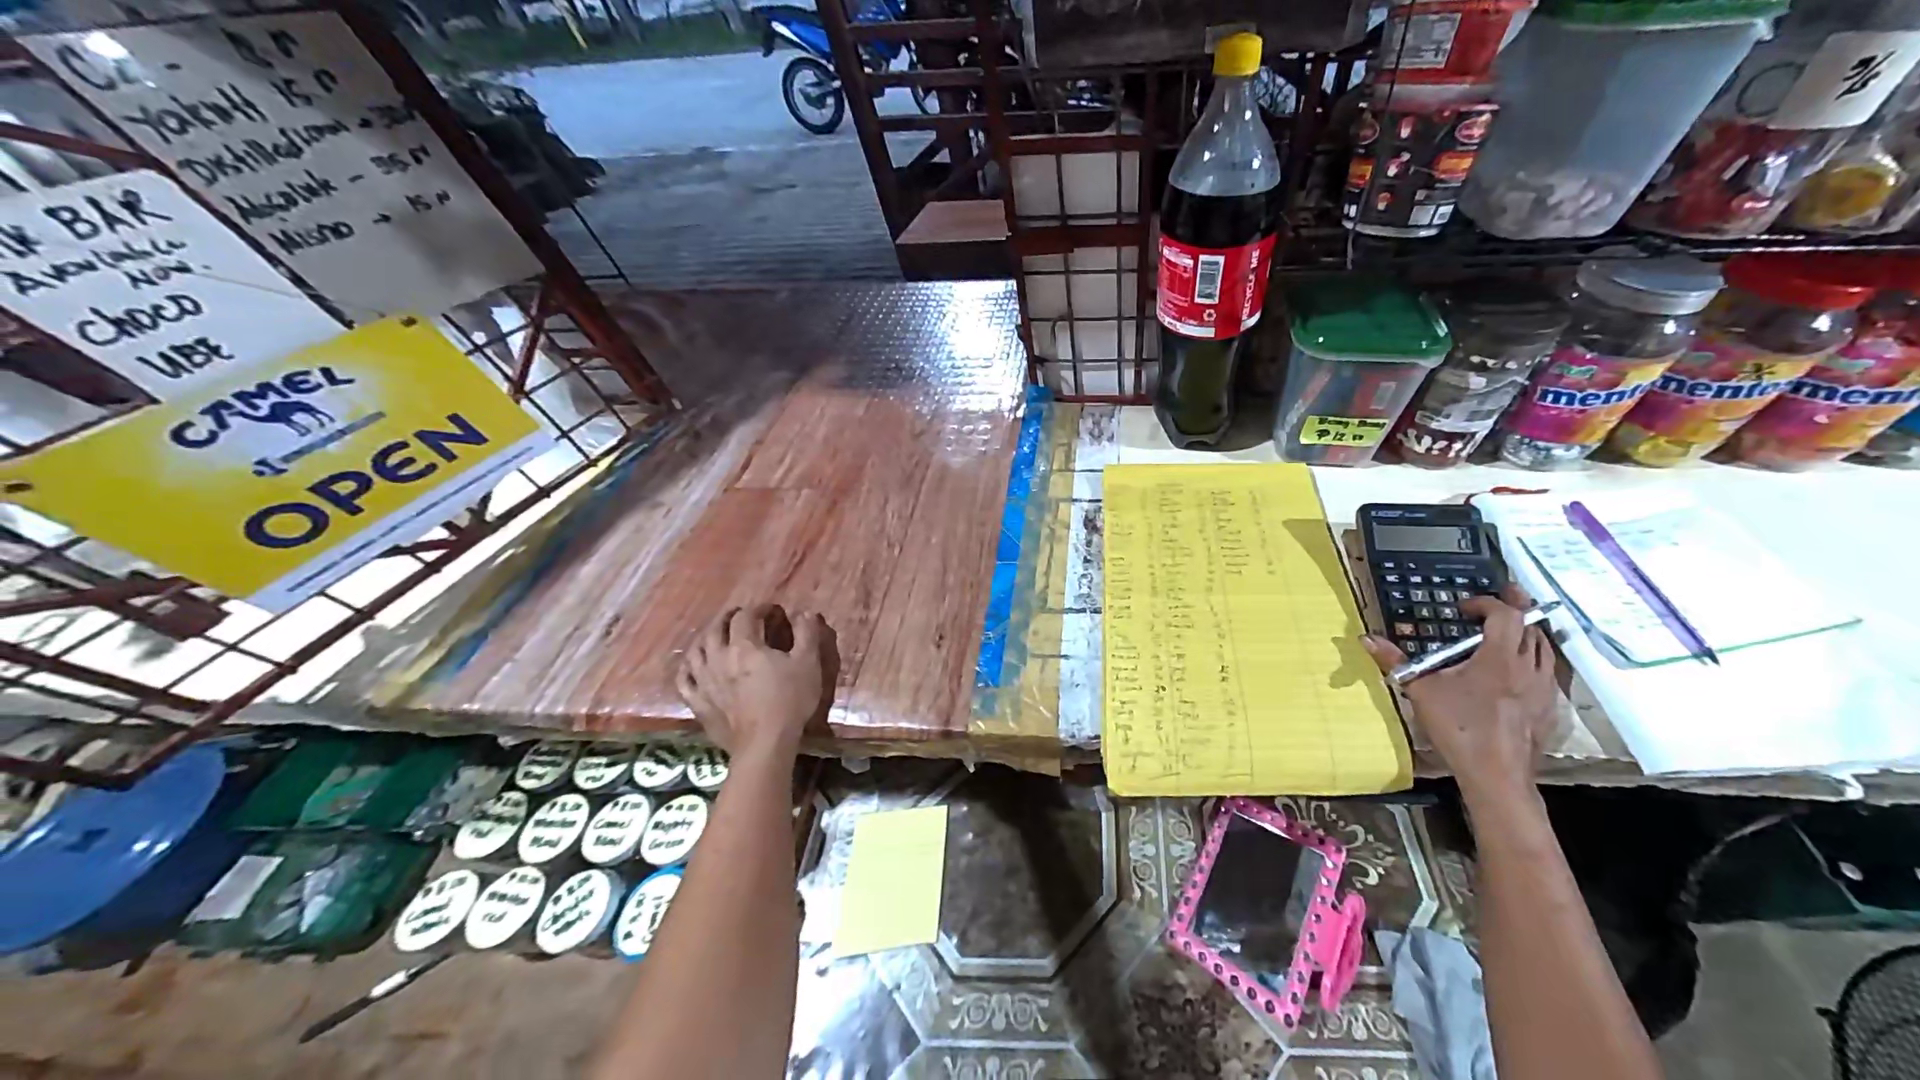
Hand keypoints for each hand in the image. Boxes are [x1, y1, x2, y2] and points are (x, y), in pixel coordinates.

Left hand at [675, 604, 837, 764]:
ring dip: (706, 637)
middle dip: (728, 617)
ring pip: (696, 650)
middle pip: (716, 628)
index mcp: (745, 645)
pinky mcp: (697, 702)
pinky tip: (693, 665)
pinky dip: (687, 667)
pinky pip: (684, 680)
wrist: (765, 743)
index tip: (770, 610)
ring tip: (714, 635)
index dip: (758, 609)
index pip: (746, 616)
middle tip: (739, 615)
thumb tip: (804, 613)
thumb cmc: (789, 701)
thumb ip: (806, 634)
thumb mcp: (808, 664)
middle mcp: (718, 657)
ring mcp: (704, 681)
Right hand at [1360, 586, 1556, 803]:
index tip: (1465, 607)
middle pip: (1532, 625)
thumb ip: (1395, 661)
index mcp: (1500, 657)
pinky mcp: (1550, 707)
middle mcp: (1529, 666)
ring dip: (1527, 633)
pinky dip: (1535, 659)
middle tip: (1499, 600)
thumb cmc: (1459, 727)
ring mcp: (1545, 687)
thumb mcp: (1421, 691)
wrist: (1496, 773)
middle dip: (1515, 610)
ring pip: (1545, 647)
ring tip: (1508, 632)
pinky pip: (1549, 671)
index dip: (1486, 603)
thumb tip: (1366, 639)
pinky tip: (1518, 670)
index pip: (1505, 614)